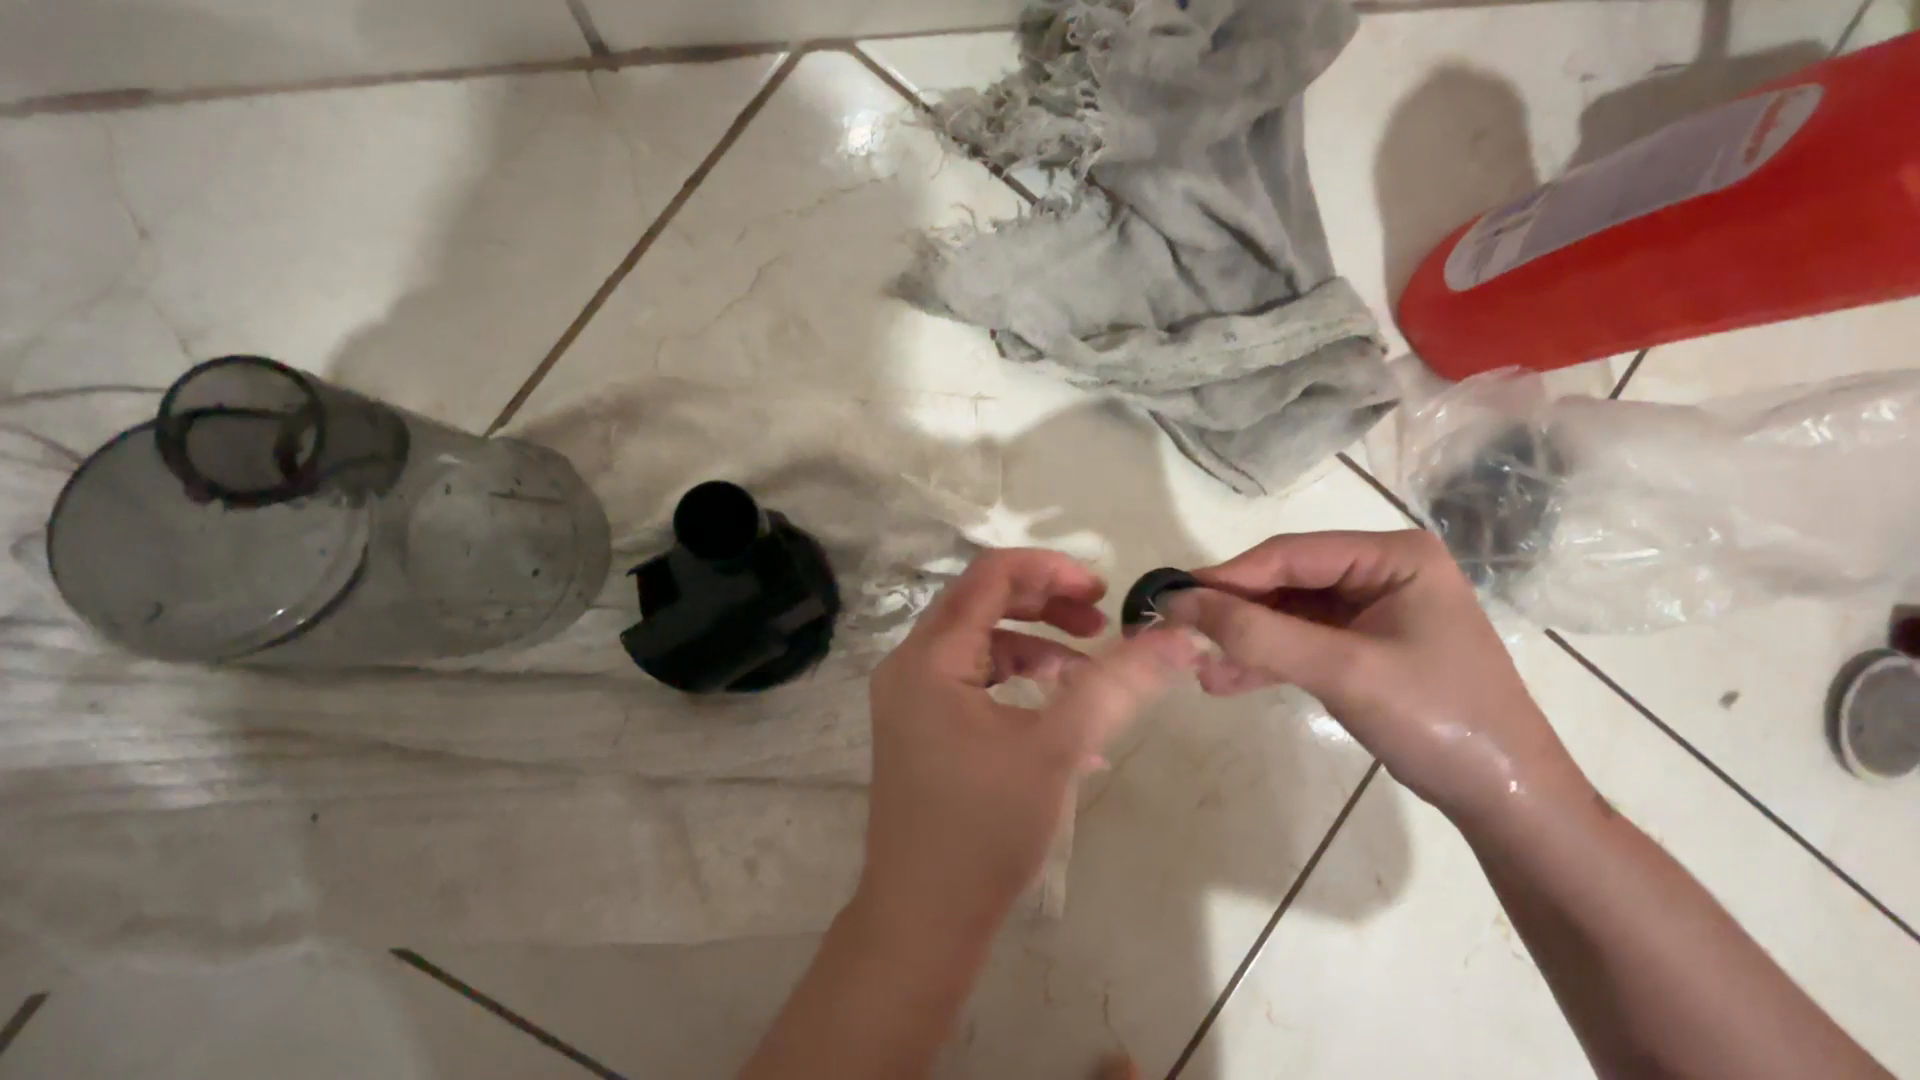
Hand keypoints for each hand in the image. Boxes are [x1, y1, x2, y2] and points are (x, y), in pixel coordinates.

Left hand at [861, 549, 1201, 937]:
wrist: (924, 918)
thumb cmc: (986, 828)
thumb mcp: (1059, 747)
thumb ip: (1118, 684)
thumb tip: (1179, 636)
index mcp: (929, 657)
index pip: (989, 576)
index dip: (1050, 570)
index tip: (1103, 591)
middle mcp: (909, 667)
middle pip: (982, 605)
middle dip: (1046, 606)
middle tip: (1100, 623)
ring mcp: (909, 701)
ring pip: (979, 647)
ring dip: (1036, 648)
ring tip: (1088, 676)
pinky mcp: (920, 731)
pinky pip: (972, 685)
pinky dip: (1018, 687)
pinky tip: (1065, 722)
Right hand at [1157, 530, 1591, 825]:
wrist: (1506, 797)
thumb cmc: (1438, 719)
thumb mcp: (1343, 671)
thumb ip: (1258, 634)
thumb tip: (1176, 604)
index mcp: (1394, 556)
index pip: (1291, 554)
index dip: (1227, 577)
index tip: (1170, 600)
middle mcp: (1383, 572)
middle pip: (1286, 582)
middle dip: (1233, 613)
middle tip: (1176, 635)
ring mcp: (1374, 611)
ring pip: (1288, 615)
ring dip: (1243, 641)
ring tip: (1194, 666)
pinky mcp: (1365, 648)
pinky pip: (1303, 643)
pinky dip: (1266, 660)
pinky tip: (1224, 680)